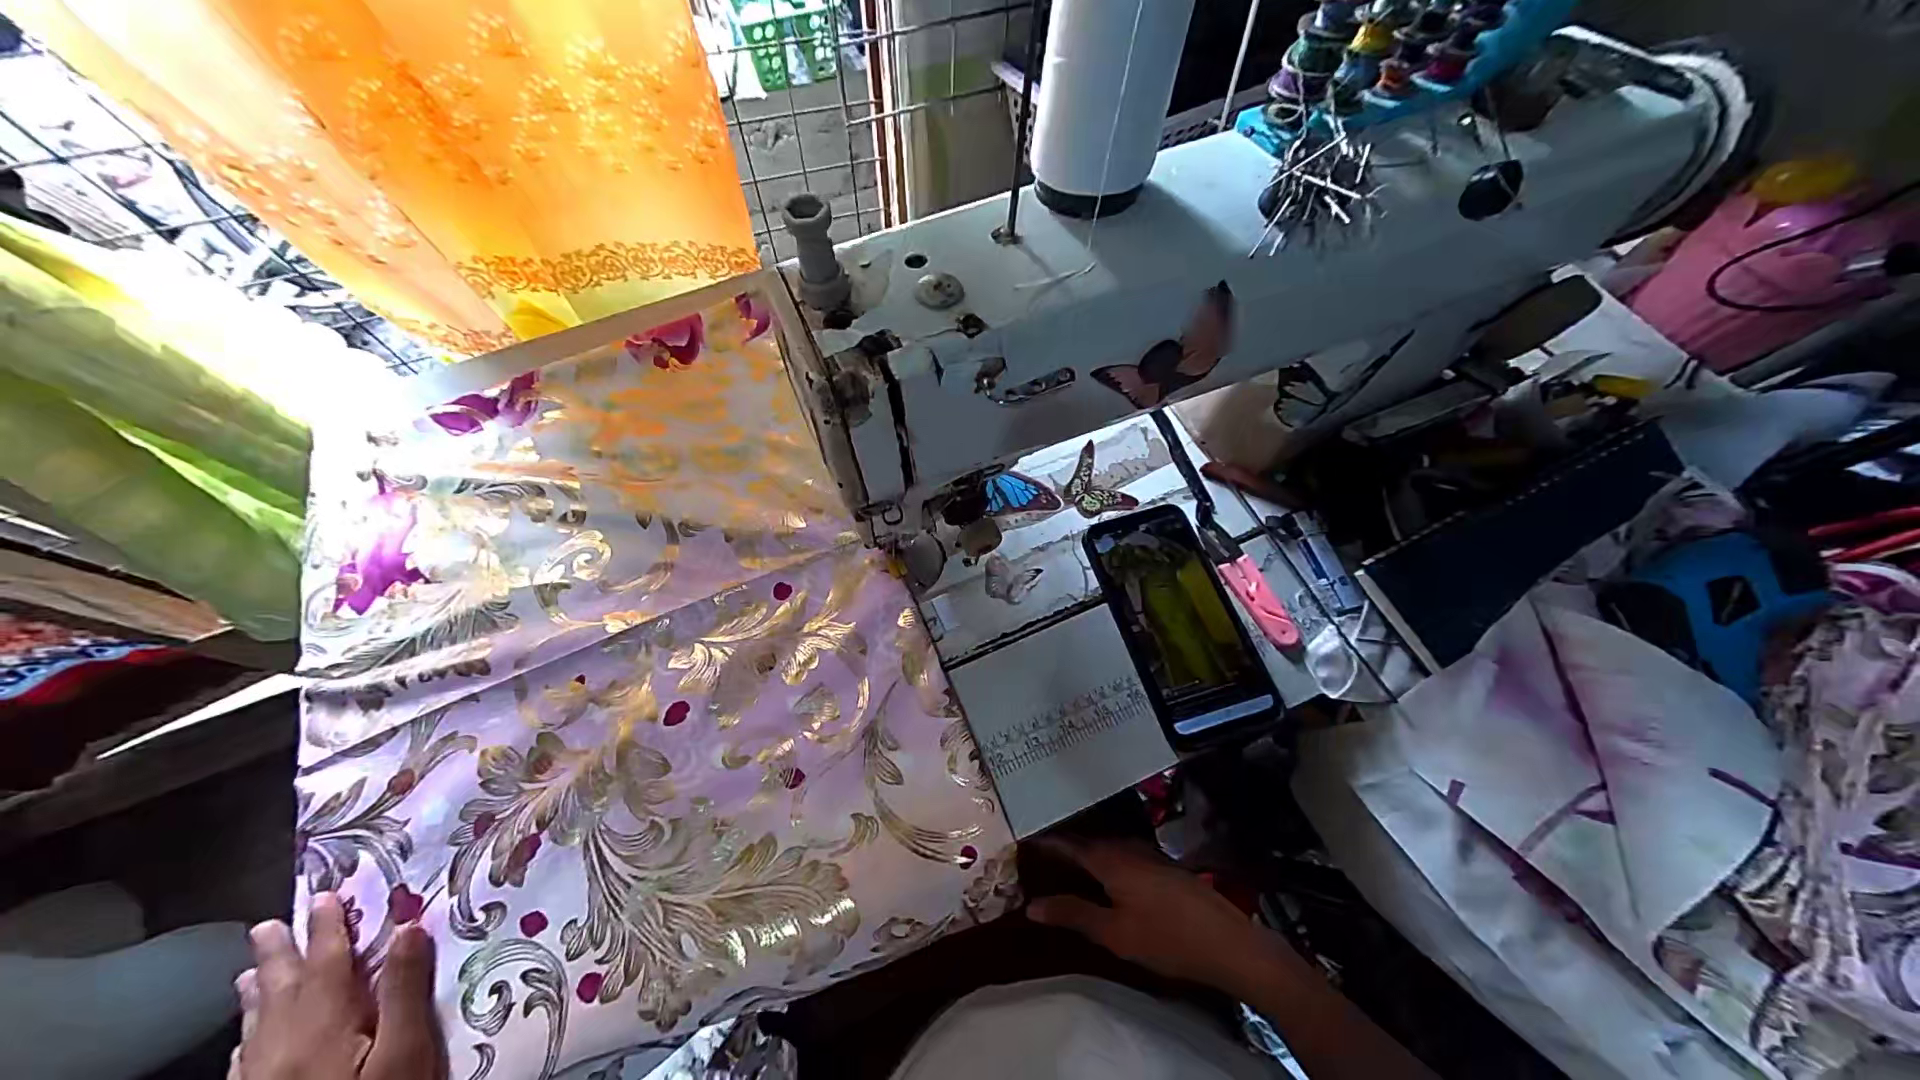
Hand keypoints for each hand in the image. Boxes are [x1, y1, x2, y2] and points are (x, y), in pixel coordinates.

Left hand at [231, 892, 444, 1079]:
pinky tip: (245, 1043)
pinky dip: (248, 1039)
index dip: (328, 928)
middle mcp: (282, 1051)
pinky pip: (245, 1063)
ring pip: (255, 1028)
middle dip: (278, 955)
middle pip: (279, 993)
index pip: (325, 966)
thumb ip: (405, 990)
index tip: (327, 895)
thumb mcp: (406, 1052)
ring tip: (249, 972)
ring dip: (257, 994)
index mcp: (323, 1029)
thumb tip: (408, 928)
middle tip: (266, 925)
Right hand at [1026, 837, 1294, 996]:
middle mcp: (1127, 848)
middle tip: (1039, 855)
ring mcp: (1149, 854)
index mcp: (1110, 859)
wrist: (1230, 944)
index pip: (1068, 843)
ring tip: (1067, 864)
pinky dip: (1106, 859)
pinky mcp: (1164, 866)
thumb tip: (1031, 906)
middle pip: (1087, 841)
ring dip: (1087, 852)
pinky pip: (1124, 854)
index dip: (1045, 843)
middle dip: (1064, 846)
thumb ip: (1074, 915)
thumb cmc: (1167, 939)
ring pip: (1107, 846)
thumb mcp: (1114, 934)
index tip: (1023, 841)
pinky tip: (1107, 876)